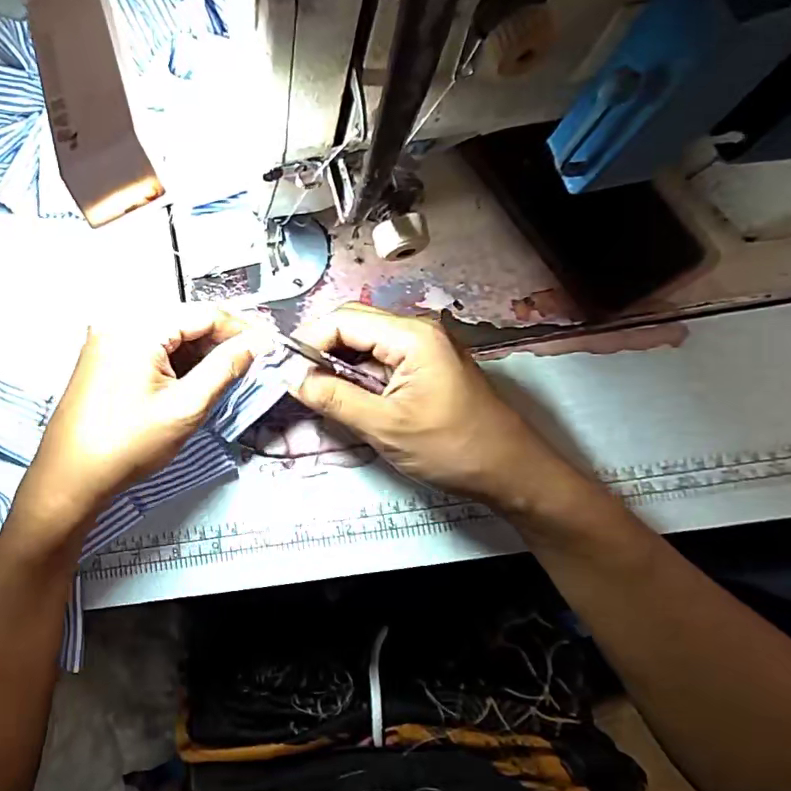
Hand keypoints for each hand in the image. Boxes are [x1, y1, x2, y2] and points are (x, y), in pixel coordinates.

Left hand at [21, 305, 253, 521]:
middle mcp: (118, 324)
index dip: (241, 329)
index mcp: (136, 327)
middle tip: (250, 362)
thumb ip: (226, 368)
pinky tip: (194, 382)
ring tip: (224, 378)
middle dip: (221, 341)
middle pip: (187, 318)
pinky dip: (178, 360)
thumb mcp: (187, 407)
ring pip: (171, 333)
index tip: (266, 345)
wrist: (70, 478)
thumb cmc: (121, 447)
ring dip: (201, 351)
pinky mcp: (105, 357)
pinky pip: (152, 346)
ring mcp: (108, 339)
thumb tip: (255, 344)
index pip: (204, 312)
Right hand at [288, 303, 580, 512]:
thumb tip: (293, 378)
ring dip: (338, 366)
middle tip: (293, 382)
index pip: (344, 320)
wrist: (509, 470)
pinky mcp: (426, 367)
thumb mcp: (384, 426)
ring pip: (366, 345)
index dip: (308, 340)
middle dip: (320, 350)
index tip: (282, 368)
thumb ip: (334, 398)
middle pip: (354, 326)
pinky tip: (345, 398)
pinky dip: (359, 377)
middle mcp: (418, 331)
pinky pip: (382, 362)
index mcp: (412, 336)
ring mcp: (424, 348)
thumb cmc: (453, 448)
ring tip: (315, 394)